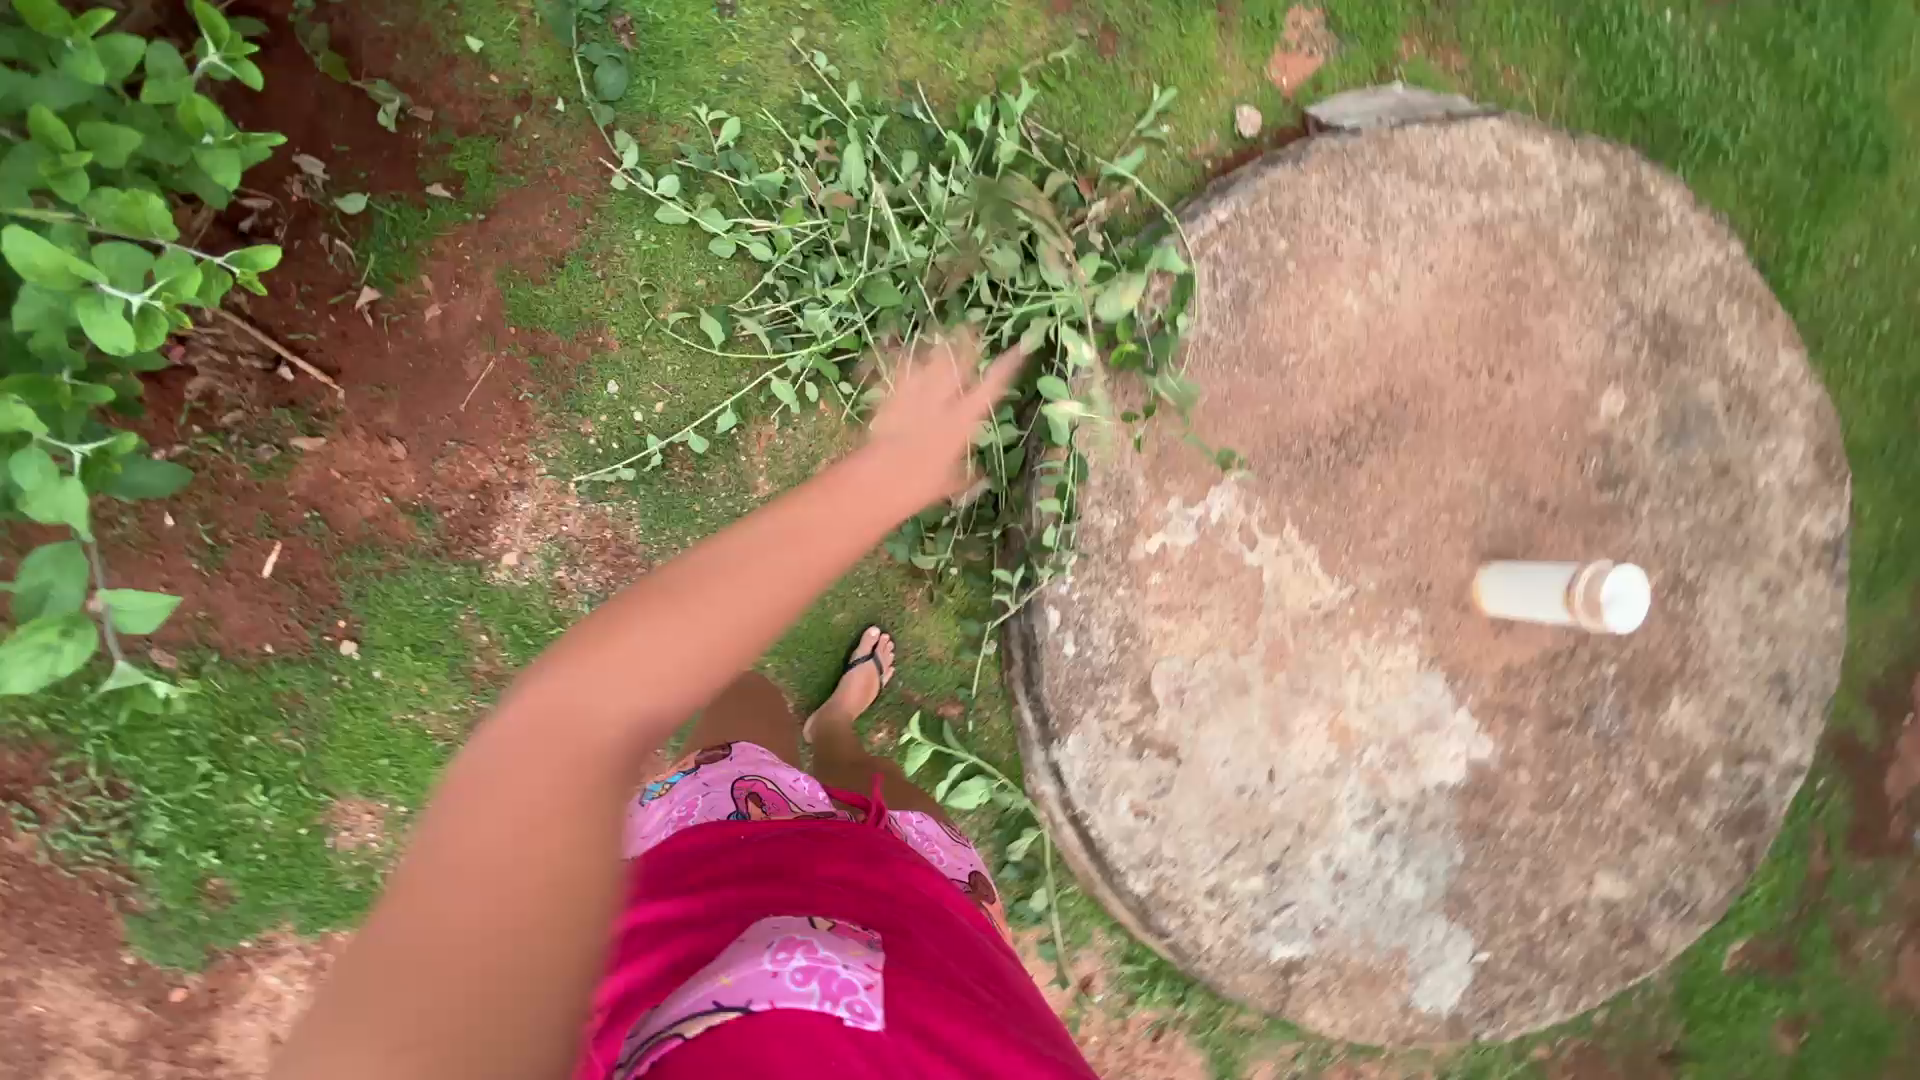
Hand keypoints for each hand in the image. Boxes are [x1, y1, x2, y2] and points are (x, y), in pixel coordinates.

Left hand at [864, 328, 1026, 505]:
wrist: (873, 482)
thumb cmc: (916, 487)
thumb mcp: (948, 484)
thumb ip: (965, 477)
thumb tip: (980, 476)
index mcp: (960, 424)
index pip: (990, 389)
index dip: (1006, 368)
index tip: (1018, 350)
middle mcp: (938, 404)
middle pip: (955, 366)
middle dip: (965, 345)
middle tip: (971, 328)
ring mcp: (912, 398)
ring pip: (928, 364)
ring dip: (937, 350)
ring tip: (941, 334)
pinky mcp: (889, 399)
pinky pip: (899, 374)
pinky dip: (902, 361)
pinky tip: (901, 350)